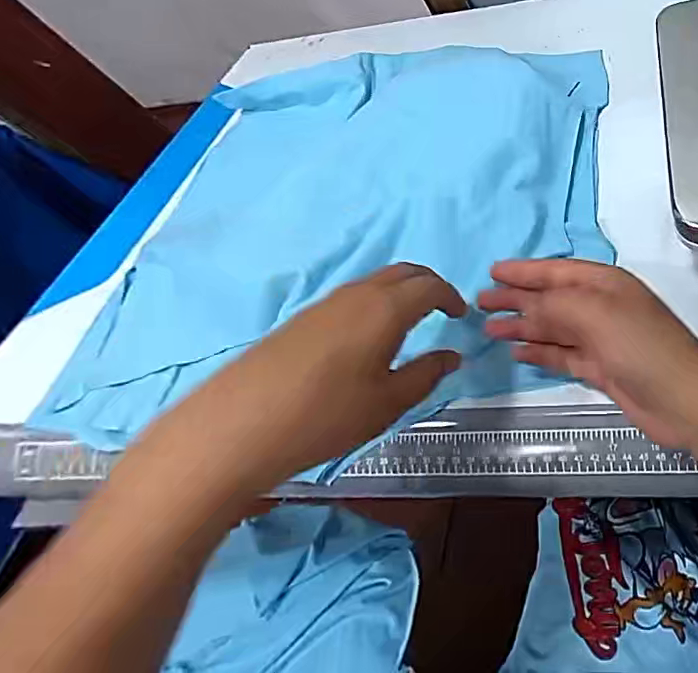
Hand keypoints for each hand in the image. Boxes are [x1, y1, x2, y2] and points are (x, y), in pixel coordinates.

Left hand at [129, 264, 462, 507]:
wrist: (237, 425)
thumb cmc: (325, 415)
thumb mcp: (387, 403)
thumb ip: (426, 374)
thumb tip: (452, 356)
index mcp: (386, 308)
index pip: (430, 285)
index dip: (451, 296)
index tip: (460, 315)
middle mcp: (358, 293)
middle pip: (404, 272)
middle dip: (429, 284)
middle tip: (442, 308)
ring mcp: (326, 302)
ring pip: (376, 281)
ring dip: (400, 291)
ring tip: (408, 322)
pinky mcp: (302, 317)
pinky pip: (353, 295)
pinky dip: (375, 301)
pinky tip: (367, 337)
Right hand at [480, 260, 697, 447]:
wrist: (683, 400)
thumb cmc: (642, 347)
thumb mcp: (596, 314)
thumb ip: (556, 304)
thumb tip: (526, 304)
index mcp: (604, 284)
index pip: (555, 271)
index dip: (523, 271)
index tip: (493, 272)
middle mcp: (602, 306)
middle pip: (551, 298)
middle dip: (518, 298)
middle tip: (482, 302)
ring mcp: (602, 339)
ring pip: (554, 327)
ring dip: (524, 325)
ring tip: (490, 328)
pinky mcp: (601, 368)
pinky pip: (562, 354)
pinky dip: (541, 351)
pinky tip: (519, 351)